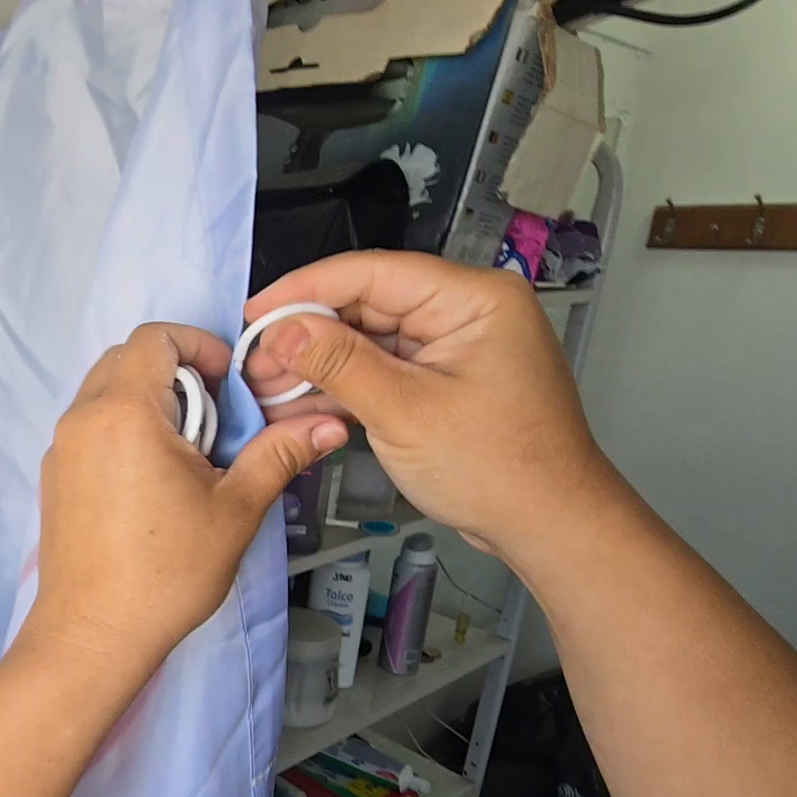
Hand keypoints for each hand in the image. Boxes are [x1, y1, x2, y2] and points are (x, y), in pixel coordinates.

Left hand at [23, 323, 348, 667]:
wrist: (94, 632)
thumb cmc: (167, 571)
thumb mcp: (235, 509)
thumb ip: (279, 453)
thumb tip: (330, 423)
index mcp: (123, 411)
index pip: (155, 336)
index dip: (199, 346)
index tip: (228, 385)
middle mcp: (81, 418)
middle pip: (126, 358)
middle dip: (176, 372)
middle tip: (212, 421)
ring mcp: (59, 449)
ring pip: (104, 392)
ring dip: (147, 401)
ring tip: (184, 454)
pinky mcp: (53, 477)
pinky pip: (88, 427)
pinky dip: (120, 428)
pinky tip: (148, 480)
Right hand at [244, 251, 623, 562]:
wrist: (543, 523)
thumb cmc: (492, 466)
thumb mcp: (404, 411)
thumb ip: (339, 364)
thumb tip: (279, 331)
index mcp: (470, 299)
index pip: (372, 273)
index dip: (304, 289)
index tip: (253, 314)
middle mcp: (459, 312)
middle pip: (363, 305)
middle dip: (304, 335)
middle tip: (253, 364)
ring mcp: (446, 347)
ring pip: (362, 340)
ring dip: (314, 365)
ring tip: (265, 388)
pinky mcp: (434, 379)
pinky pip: (375, 369)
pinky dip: (337, 386)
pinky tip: (296, 402)